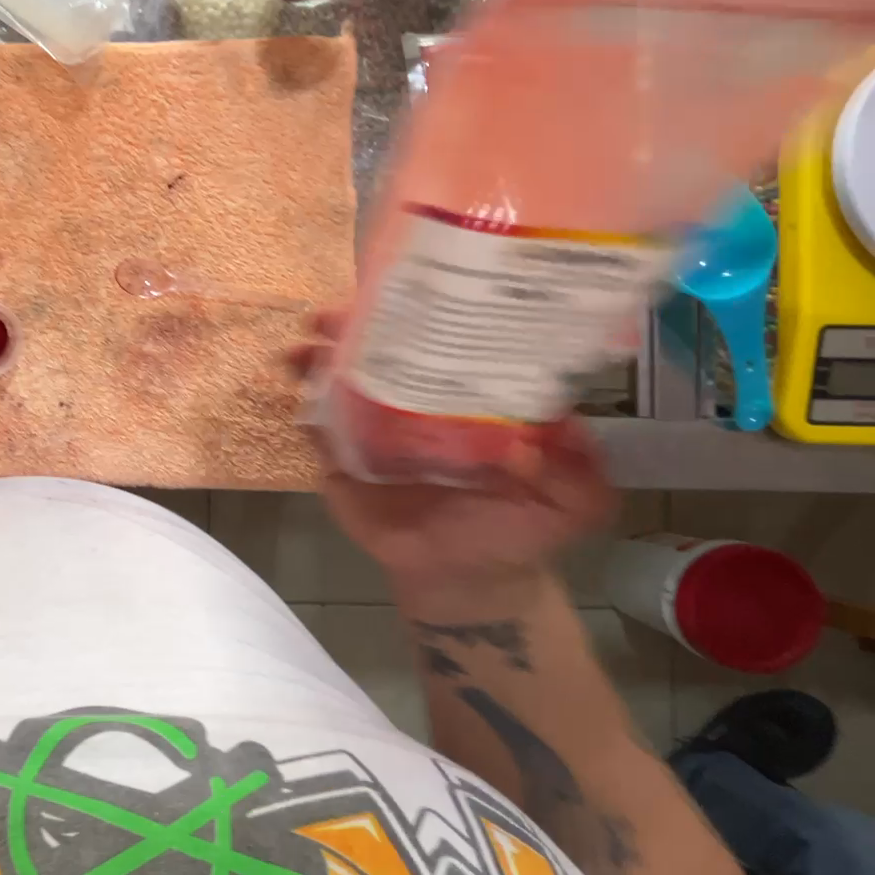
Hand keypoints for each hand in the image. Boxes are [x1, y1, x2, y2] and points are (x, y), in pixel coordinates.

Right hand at [287, 309, 616, 604]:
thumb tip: (564, 421)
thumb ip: (578, 467)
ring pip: (340, 382)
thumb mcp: (570, 503)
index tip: (404, 294)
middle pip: (380, 354)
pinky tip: (295, 392)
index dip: (424, 317)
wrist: (459, 580)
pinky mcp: (340, 458)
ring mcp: (373, 430)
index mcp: (466, 402)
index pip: (443, 346)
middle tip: (333, 317)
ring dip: (319, 359)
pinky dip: (304, 408)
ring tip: (302, 350)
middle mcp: (416, 404)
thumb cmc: (516, 534)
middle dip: (354, 328)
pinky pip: (317, 427)